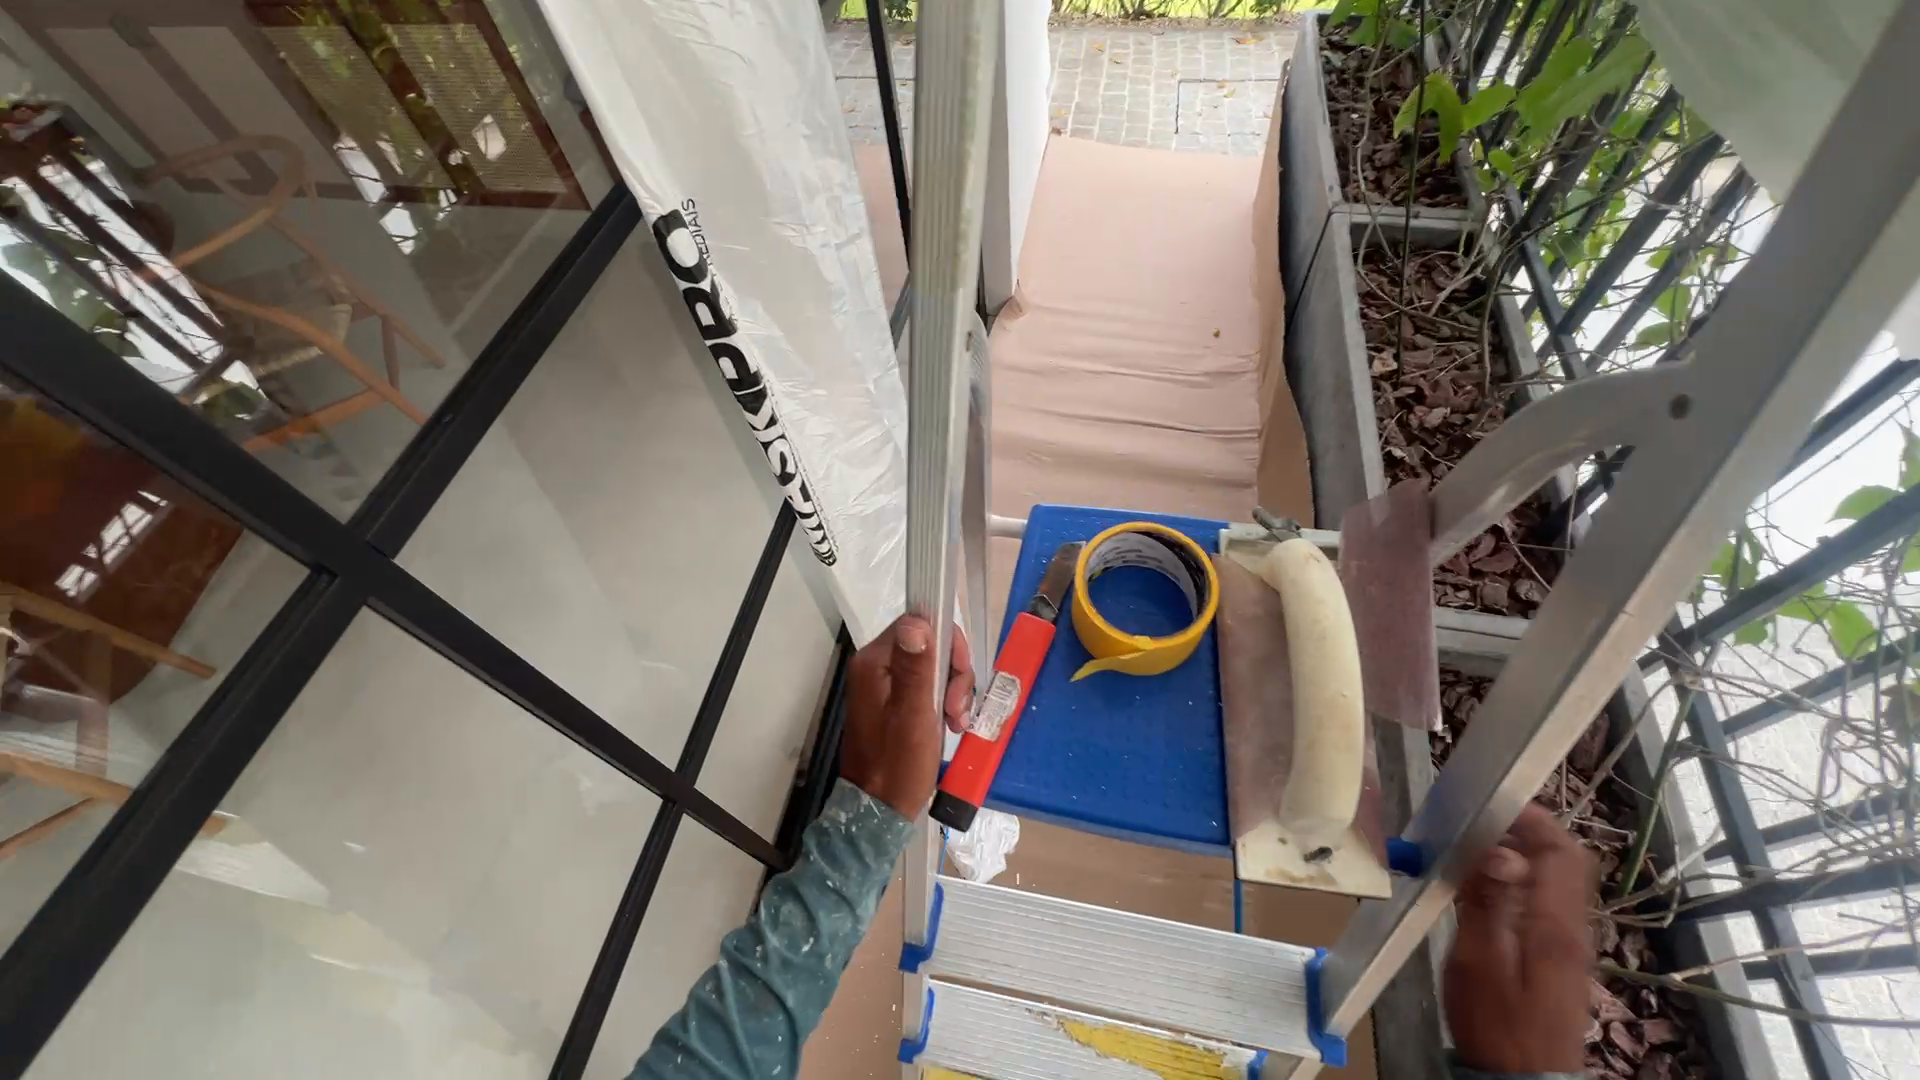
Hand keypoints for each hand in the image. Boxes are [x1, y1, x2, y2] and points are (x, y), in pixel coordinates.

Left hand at [838, 615, 973, 817]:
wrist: (879, 810)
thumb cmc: (898, 765)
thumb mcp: (914, 715)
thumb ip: (916, 668)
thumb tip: (917, 622)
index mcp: (875, 662)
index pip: (918, 623)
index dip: (947, 643)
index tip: (961, 673)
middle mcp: (876, 666)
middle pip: (928, 644)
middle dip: (954, 672)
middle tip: (958, 709)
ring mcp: (884, 684)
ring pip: (933, 666)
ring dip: (953, 691)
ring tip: (956, 722)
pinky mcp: (894, 701)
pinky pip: (928, 686)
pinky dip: (944, 702)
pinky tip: (951, 724)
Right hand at [1444, 803, 1593, 1074]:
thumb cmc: (1495, 1021)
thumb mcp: (1480, 961)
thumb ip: (1490, 904)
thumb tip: (1501, 852)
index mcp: (1555, 924)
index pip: (1561, 853)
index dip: (1532, 817)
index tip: (1488, 798)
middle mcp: (1568, 926)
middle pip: (1558, 860)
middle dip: (1518, 830)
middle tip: (1468, 818)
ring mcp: (1563, 940)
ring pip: (1545, 877)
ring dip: (1509, 852)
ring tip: (1461, 844)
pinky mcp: (1549, 951)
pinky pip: (1534, 897)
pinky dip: (1506, 877)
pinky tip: (1471, 883)